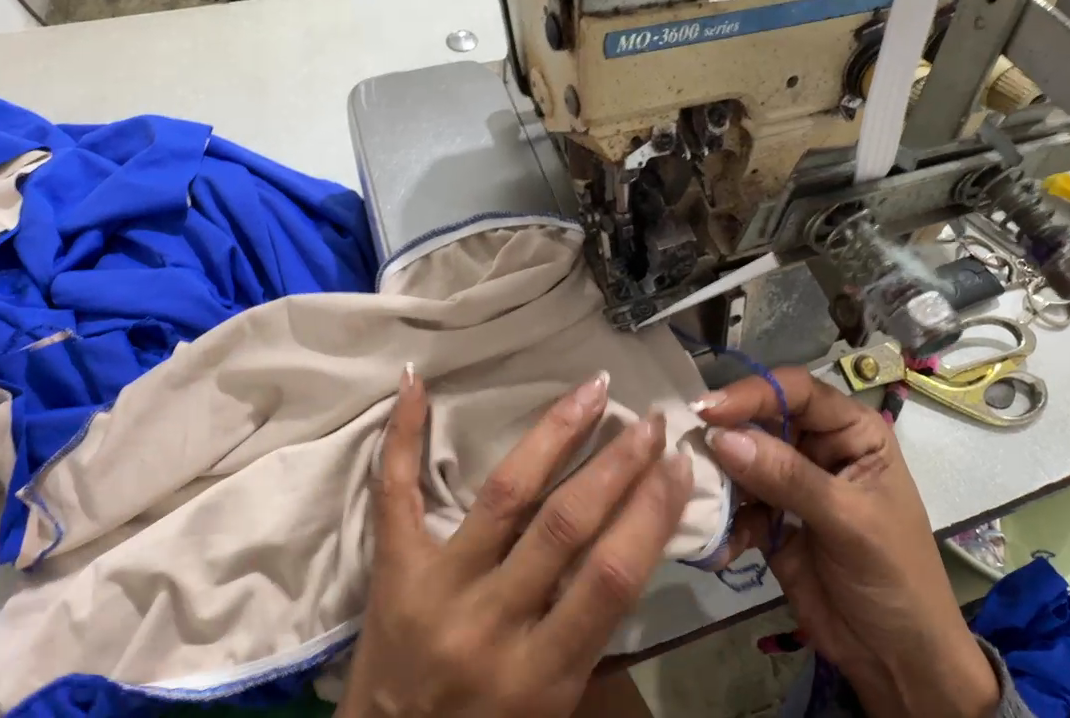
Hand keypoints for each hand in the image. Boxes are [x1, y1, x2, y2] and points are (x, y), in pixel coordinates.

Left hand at [339, 365, 693, 717]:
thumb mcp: (557, 702)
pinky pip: (395, 494)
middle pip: (564, 524)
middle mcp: (491, 622)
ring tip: (591, 391)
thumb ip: (590, 629)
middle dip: (616, 464)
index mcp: (543, 670)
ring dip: (553, 434)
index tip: (677, 464)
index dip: (651, 512)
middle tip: (649, 419)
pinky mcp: (392, 569)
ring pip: (504, 495)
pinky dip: (402, 436)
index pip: (610, 576)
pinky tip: (415, 383)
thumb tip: (635, 537)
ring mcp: (436, 588)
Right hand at [695, 369, 1000, 717]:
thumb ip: (788, 477)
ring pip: (740, 461)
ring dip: (717, 481)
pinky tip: (719, 547)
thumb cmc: (895, 576)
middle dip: (725, 436)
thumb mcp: (849, 521)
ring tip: (695, 499)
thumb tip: (723, 437)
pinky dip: (722, 522)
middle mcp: (818, 447)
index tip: (708, 411)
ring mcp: (790, 484)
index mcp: (851, 431)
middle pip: (760, 421)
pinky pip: (735, 506)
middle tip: (686, 449)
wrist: (898, 660)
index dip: (753, 394)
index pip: (796, 393)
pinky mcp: (769, 520)